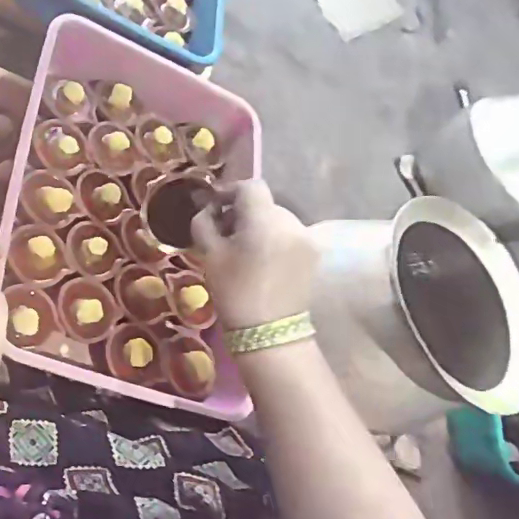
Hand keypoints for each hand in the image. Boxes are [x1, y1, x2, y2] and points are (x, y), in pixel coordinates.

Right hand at [189, 179, 317, 329]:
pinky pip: (288, 235)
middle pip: (264, 203)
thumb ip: (205, 225)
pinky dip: (273, 239)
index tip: (214, 208)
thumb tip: (207, 210)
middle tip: (224, 233)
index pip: (250, 186)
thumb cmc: (234, 293)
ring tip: (243, 249)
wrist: (269, 332)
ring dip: (259, 226)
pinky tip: (261, 261)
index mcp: (264, 221)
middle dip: (243, 212)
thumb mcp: (210, 257)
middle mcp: (291, 222)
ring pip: (277, 219)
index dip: (229, 191)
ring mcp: (306, 237)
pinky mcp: (313, 253)